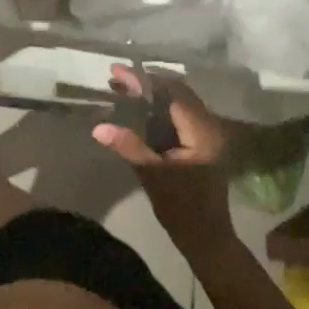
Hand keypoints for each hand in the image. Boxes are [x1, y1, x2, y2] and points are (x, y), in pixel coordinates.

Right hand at [91, 65, 235, 252]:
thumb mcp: (153, 176)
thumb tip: (99, 127)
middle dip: (146, 82)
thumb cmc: (183, 208)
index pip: (172, 93)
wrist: (207, 236)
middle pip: (177, 91)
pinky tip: (137, 109)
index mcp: (202, 131)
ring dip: (152, 94)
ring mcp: (207, 133)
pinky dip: (158, 108)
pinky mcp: (201, 142)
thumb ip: (129, 147)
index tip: (117, 71)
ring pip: (178, 102)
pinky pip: (179, 115)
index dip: (143, 80)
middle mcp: (209, 125)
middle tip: (116, 77)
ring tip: (122, 88)